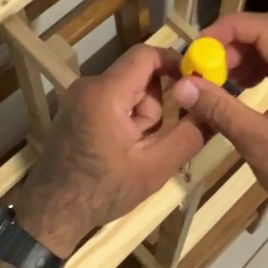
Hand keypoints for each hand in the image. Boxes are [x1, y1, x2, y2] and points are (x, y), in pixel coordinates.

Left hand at [12, 44, 206, 256]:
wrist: (51, 213)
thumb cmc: (102, 190)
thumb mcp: (155, 167)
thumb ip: (188, 134)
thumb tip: (215, 109)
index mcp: (106, 93)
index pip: (146, 54)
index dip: (174, 63)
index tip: (195, 85)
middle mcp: (89, 85)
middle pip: (139, 76)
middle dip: (155, 104)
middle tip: (152, 141)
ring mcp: (79, 97)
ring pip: (128, 90)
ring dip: (140, 116)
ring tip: (132, 152)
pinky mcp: (75, 109)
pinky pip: (112, 101)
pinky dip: (124, 119)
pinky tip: (119, 151)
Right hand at [170, 13, 267, 235]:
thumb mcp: (257, 142)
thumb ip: (221, 109)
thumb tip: (183, 86)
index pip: (265, 28)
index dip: (229, 29)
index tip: (200, 46)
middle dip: (240, 36)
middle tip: (213, 58)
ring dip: (251, 50)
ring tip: (225, 74)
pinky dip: (264, 64)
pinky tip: (246, 86)